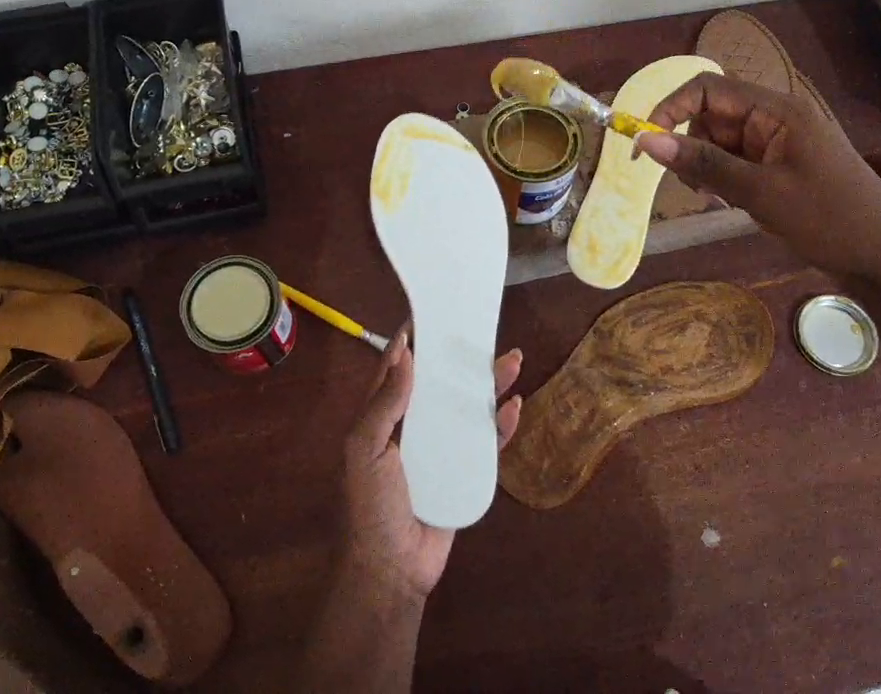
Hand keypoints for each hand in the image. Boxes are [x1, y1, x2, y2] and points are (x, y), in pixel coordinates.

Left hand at [339, 326, 522, 600]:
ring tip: (512, 362)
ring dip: (488, 386)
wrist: (392, 568)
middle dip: (461, 360)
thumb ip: (384, 403)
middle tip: (485, 334)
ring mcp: (440, 450)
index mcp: (383, 418)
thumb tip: (404, 352)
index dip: (413, 342)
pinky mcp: (463, 473)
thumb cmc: (372, 505)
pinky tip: (514, 408)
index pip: (399, 370)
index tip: (432, 313)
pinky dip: (500, 425)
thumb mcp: (366, 450)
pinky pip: (485, 444)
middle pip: (441, 384)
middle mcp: (413, 428)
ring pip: (467, 408)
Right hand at [634, 72, 880, 279]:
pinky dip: (725, 180)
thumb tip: (646, 140)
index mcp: (776, 110)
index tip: (645, 145)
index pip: (708, 89)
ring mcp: (779, 144)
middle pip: (711, 116)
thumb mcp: (760, 192)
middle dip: (691, 146)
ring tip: (722, 200)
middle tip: (694, 186)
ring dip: (707, 167)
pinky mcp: (781, 168)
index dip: (670, 109)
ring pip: (720, 142)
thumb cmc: (829, 219)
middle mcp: (775, 119)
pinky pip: (737, 162)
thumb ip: (703, 163)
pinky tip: (734, 204)